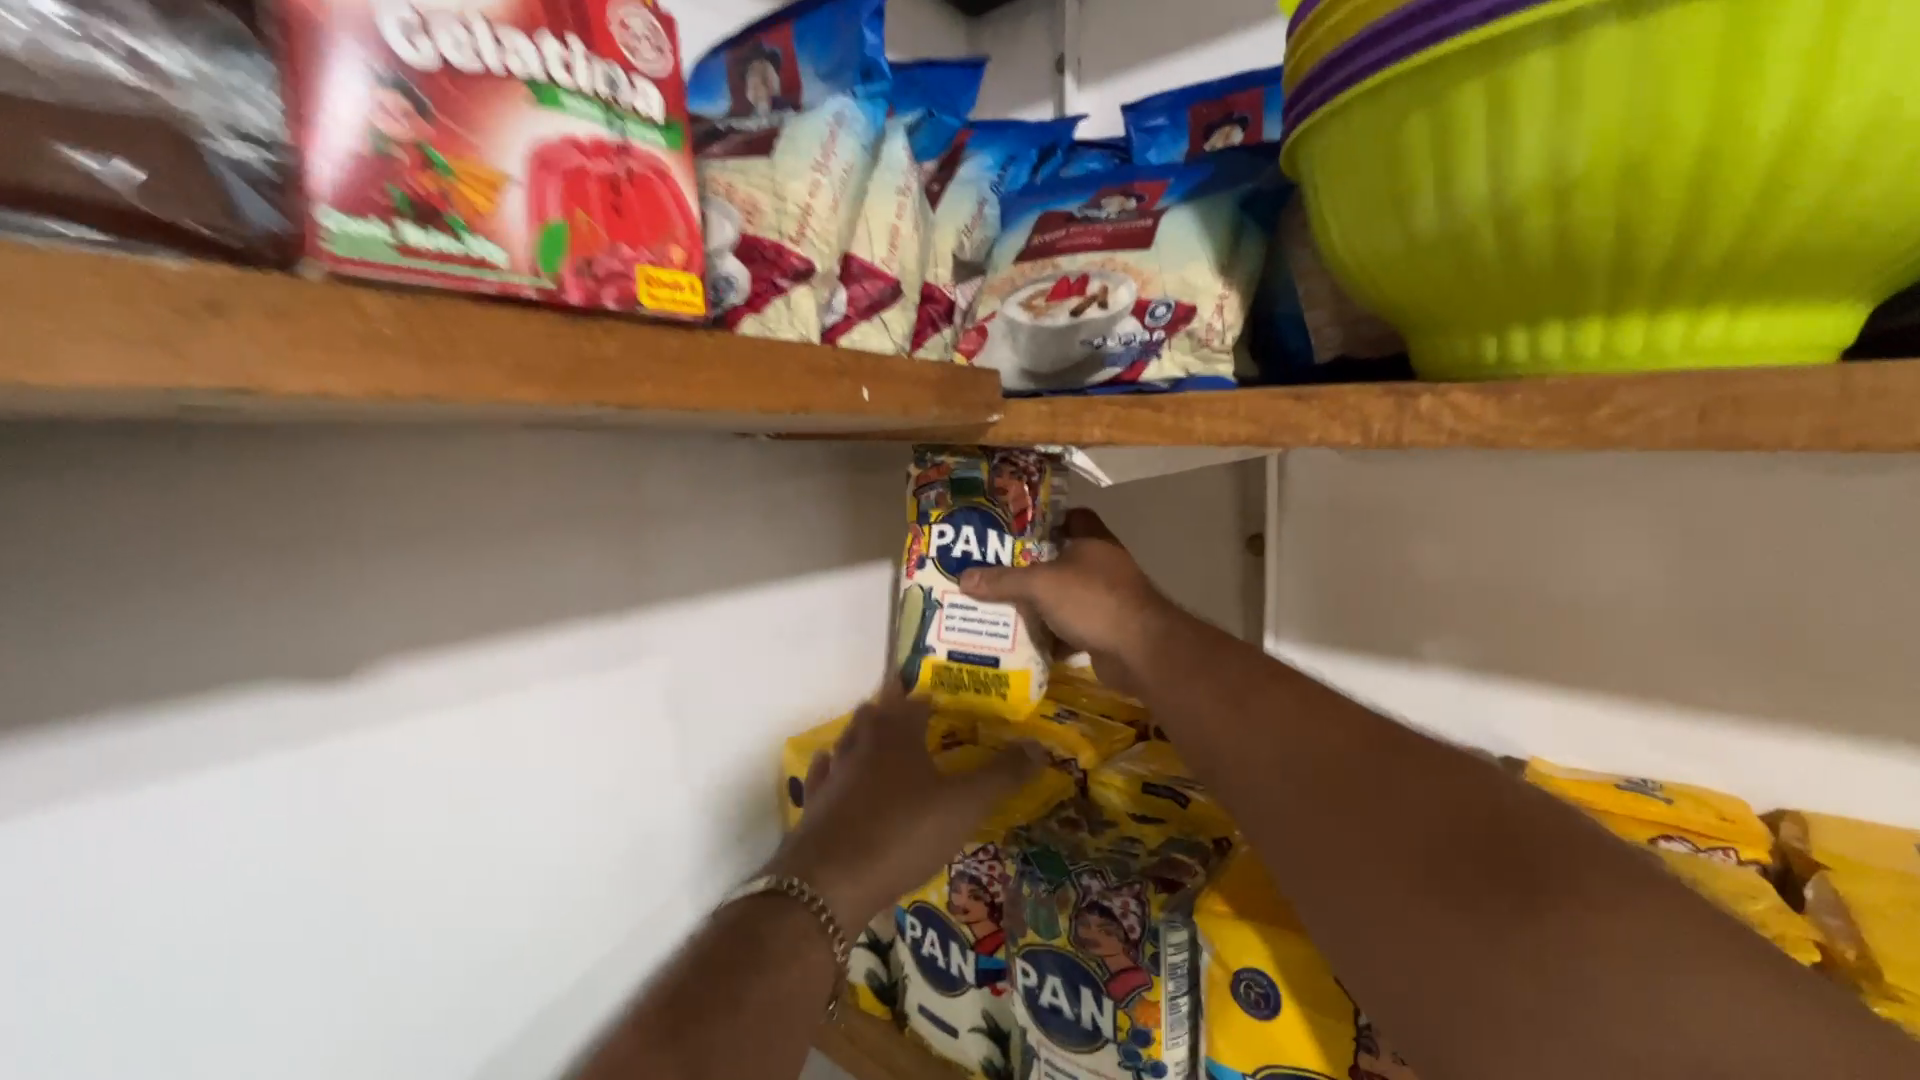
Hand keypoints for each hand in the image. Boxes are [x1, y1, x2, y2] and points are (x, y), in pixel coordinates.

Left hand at [765, 692, 1040, 929]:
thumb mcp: (964, 806)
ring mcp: (834, 774)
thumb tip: (1039, 746)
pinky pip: (824, 775)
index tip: (941, 694)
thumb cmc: (903, 832)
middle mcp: (861, 743)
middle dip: (892, 708)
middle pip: (876, 714)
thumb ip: (1002, 775)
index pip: (915, 701)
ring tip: (877, 733)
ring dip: (863, 734)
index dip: (930, 695)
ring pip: (848, 740)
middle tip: (909, 708)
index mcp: (897, 734)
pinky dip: (832, 768)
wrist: (829, 881)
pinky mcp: (814, 805)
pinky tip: (833, 770)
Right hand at [958, 509, 1182, 695]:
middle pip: (1063, 559)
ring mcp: (1107, 599)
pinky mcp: (1106, 630)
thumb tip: (964, 578)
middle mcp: (1103, 566)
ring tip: (1003, 606)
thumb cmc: (1092, 600)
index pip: (1072, 517)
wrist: (1140, 651)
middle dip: (1033, 567)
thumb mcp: (1041, 585)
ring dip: (1041, 604)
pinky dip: (1052, 635)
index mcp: (1093, 541)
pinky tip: (1025, 641)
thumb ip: (1003, 581)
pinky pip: (1071, 628)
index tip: (1016, 530)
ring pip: (1066, 596)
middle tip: (996, 571)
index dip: (1046, 520)